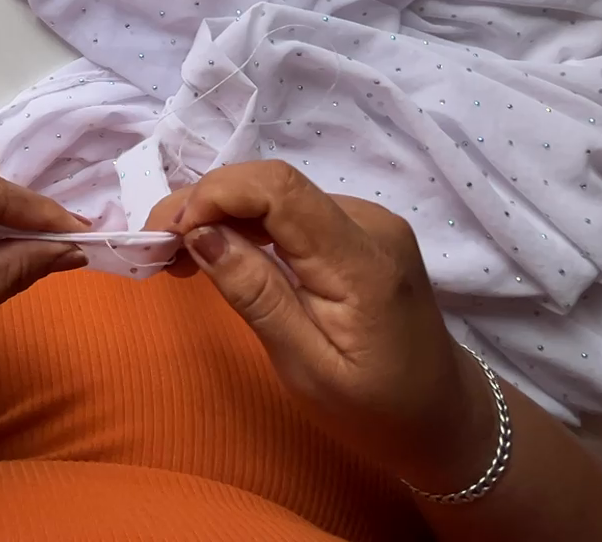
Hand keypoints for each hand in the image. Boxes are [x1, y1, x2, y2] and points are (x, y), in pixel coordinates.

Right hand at [144, 161, 496, 492]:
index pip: (280, 189)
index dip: (215, 194)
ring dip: (214, 210)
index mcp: (361, 263)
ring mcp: (362, 218)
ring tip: (175, 251)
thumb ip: (255, 294)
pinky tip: (214, 246)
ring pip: (268, 189)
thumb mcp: (306, 369)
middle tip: (156, 246)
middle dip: (201, 202)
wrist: (445, 418)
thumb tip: (199, 233)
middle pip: (268, 182)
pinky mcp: (350, 224)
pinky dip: (238, 219)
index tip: (172, 234)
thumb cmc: (375, 409)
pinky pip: (282, 205)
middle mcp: (367, 222)